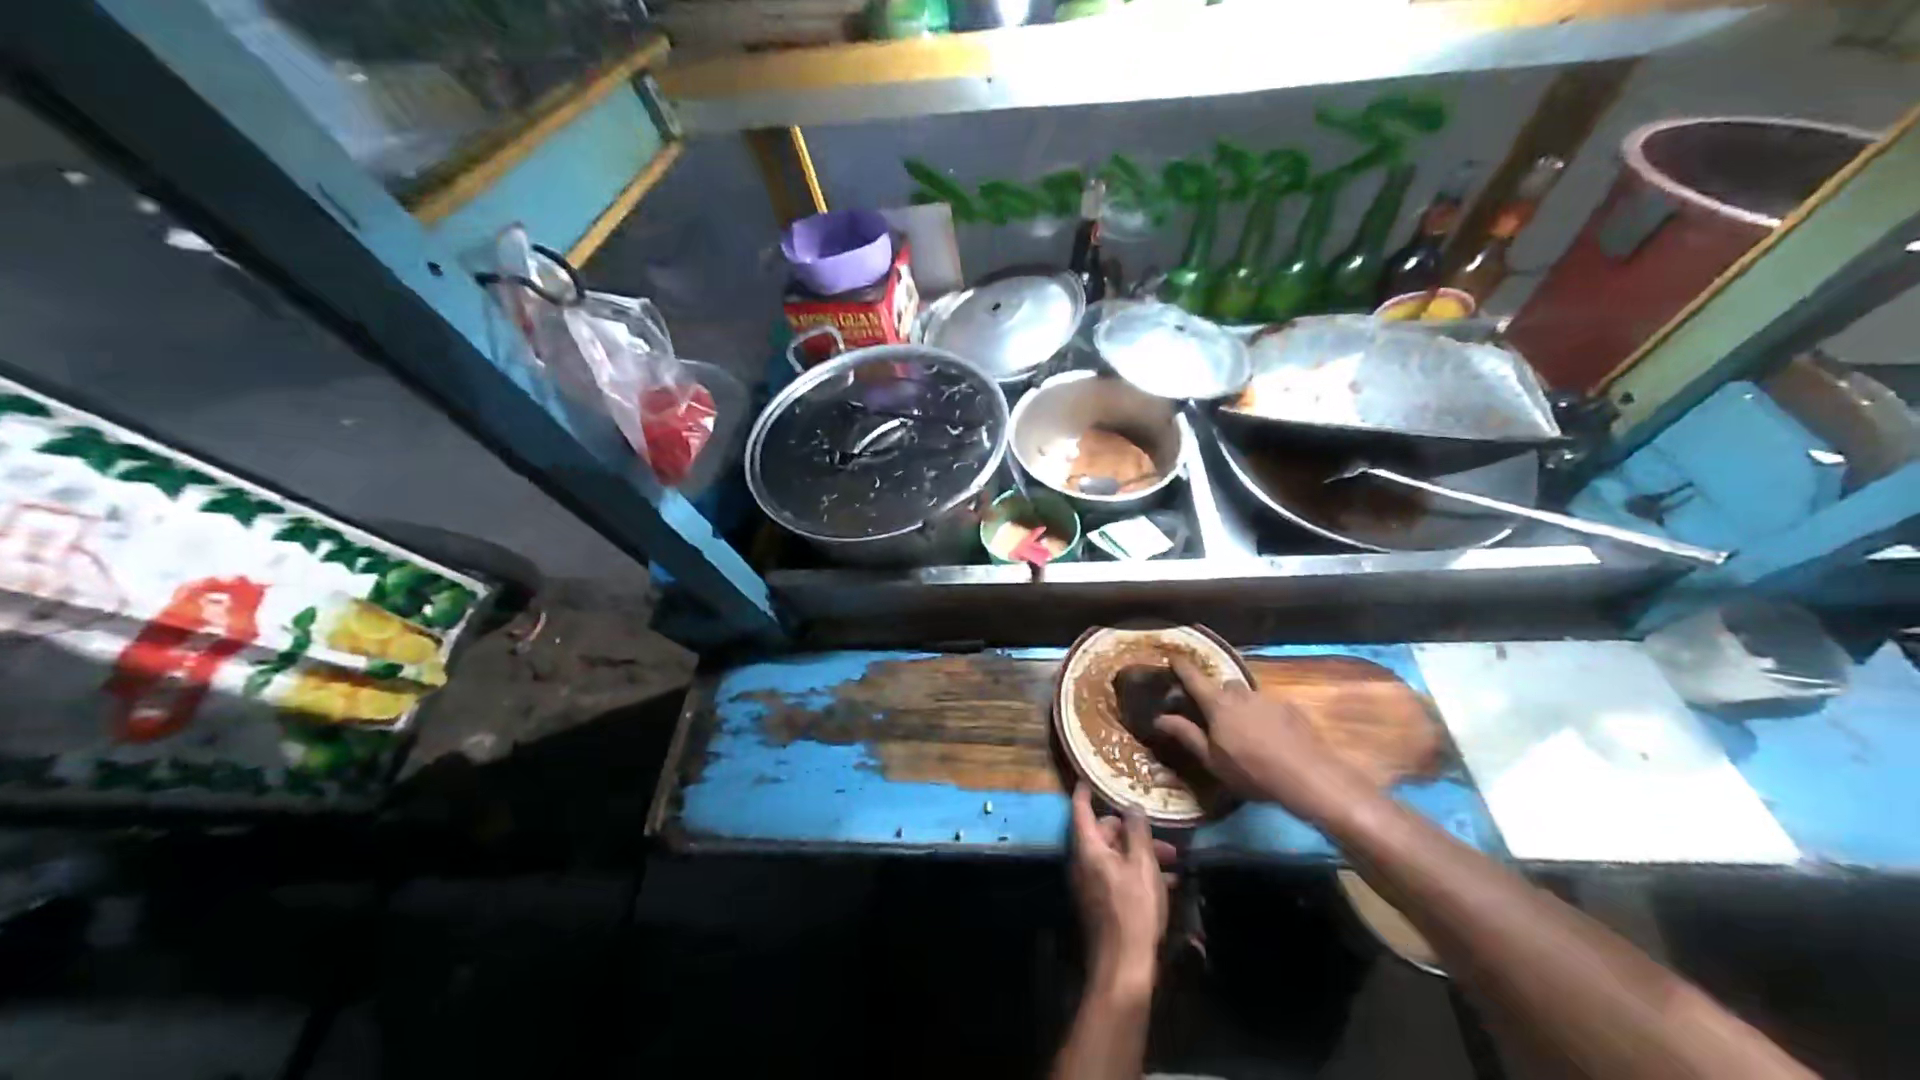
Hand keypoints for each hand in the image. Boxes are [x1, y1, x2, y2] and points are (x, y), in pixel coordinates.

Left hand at [1068, 783, 1176, 989]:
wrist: (1124, 966)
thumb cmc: (1133, 909)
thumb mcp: (1142, 865)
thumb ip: (1137, 831)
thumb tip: (1131, 806)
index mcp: (1087, 848)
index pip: (1080, 810)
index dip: (1084, 792)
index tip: (1088, 777)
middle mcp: (1083, 863)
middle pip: (1103, 834)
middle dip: (1132, 831)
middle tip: (1163, 837)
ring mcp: (1090, 884)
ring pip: (1114, 856)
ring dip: (1141, 854)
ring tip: (1174, 862)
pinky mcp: (1101, 903)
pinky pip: (1117, 876)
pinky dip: (1138, 873)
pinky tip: (1168, 883)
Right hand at [1153, 658, 1376, 825]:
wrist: (1307, 775)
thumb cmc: (1251, 770)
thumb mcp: (1212, 760)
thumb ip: (1186, 735)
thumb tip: (1160, 718)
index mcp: (1218, 704)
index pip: (1194, 678)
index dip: (1181, 666)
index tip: (1172, 656)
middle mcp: (1241, 694)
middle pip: (1224, 686)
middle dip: (1218, 695)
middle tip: (1217, 717)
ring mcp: (1268, 699)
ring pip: (1248, 696)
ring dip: (1243, 708)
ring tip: (1247, 732)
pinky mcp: (1291, 708)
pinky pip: (1269, 707)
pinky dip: (1264, 716)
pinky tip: (1271, 738)